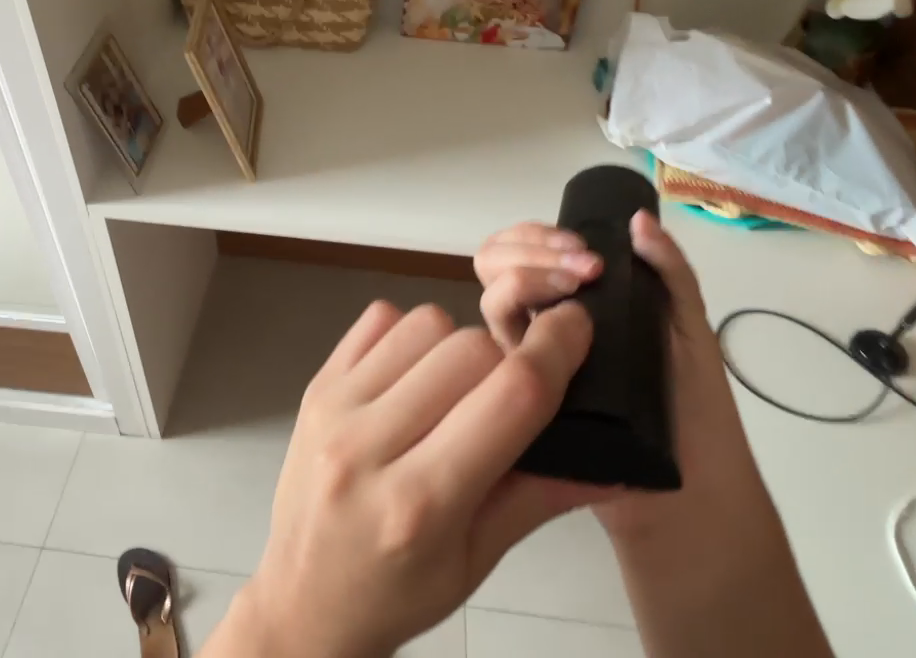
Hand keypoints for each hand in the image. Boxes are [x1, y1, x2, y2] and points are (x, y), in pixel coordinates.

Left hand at [207, 300, 604, 657]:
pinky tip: (411, 376)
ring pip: (425, 322)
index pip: (509, 398)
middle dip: (504, 360)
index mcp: (422, 504)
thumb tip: (613, 459)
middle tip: (504, 393)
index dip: (554, 352)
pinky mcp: (316, 384)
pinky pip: (378, 318)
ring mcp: (334, 408)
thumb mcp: (476, 562)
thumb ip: (539, 498)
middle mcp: (370, 445)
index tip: (576, 327)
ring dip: (456, 344)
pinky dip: (408, 334)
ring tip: (453, 388)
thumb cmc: (396, 591)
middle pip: (469, 348)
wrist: (302, 598)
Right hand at [475, 214, 836, 657]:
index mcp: (572, 300)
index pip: (525, 249)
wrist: (690, 484)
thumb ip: (668, 270)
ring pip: (489, 297)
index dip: (538, 234)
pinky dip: (515, 320)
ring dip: (524, 275)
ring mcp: (524, 356)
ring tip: (576, 285)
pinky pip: (494, 347)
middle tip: (579, 264)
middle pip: (493, 264)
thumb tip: (638, 218)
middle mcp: (539, 322)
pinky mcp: (519, 390)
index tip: (583, 248)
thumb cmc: (692, 406)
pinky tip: (553, 325)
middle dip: (524, 247)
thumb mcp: (688, 326)